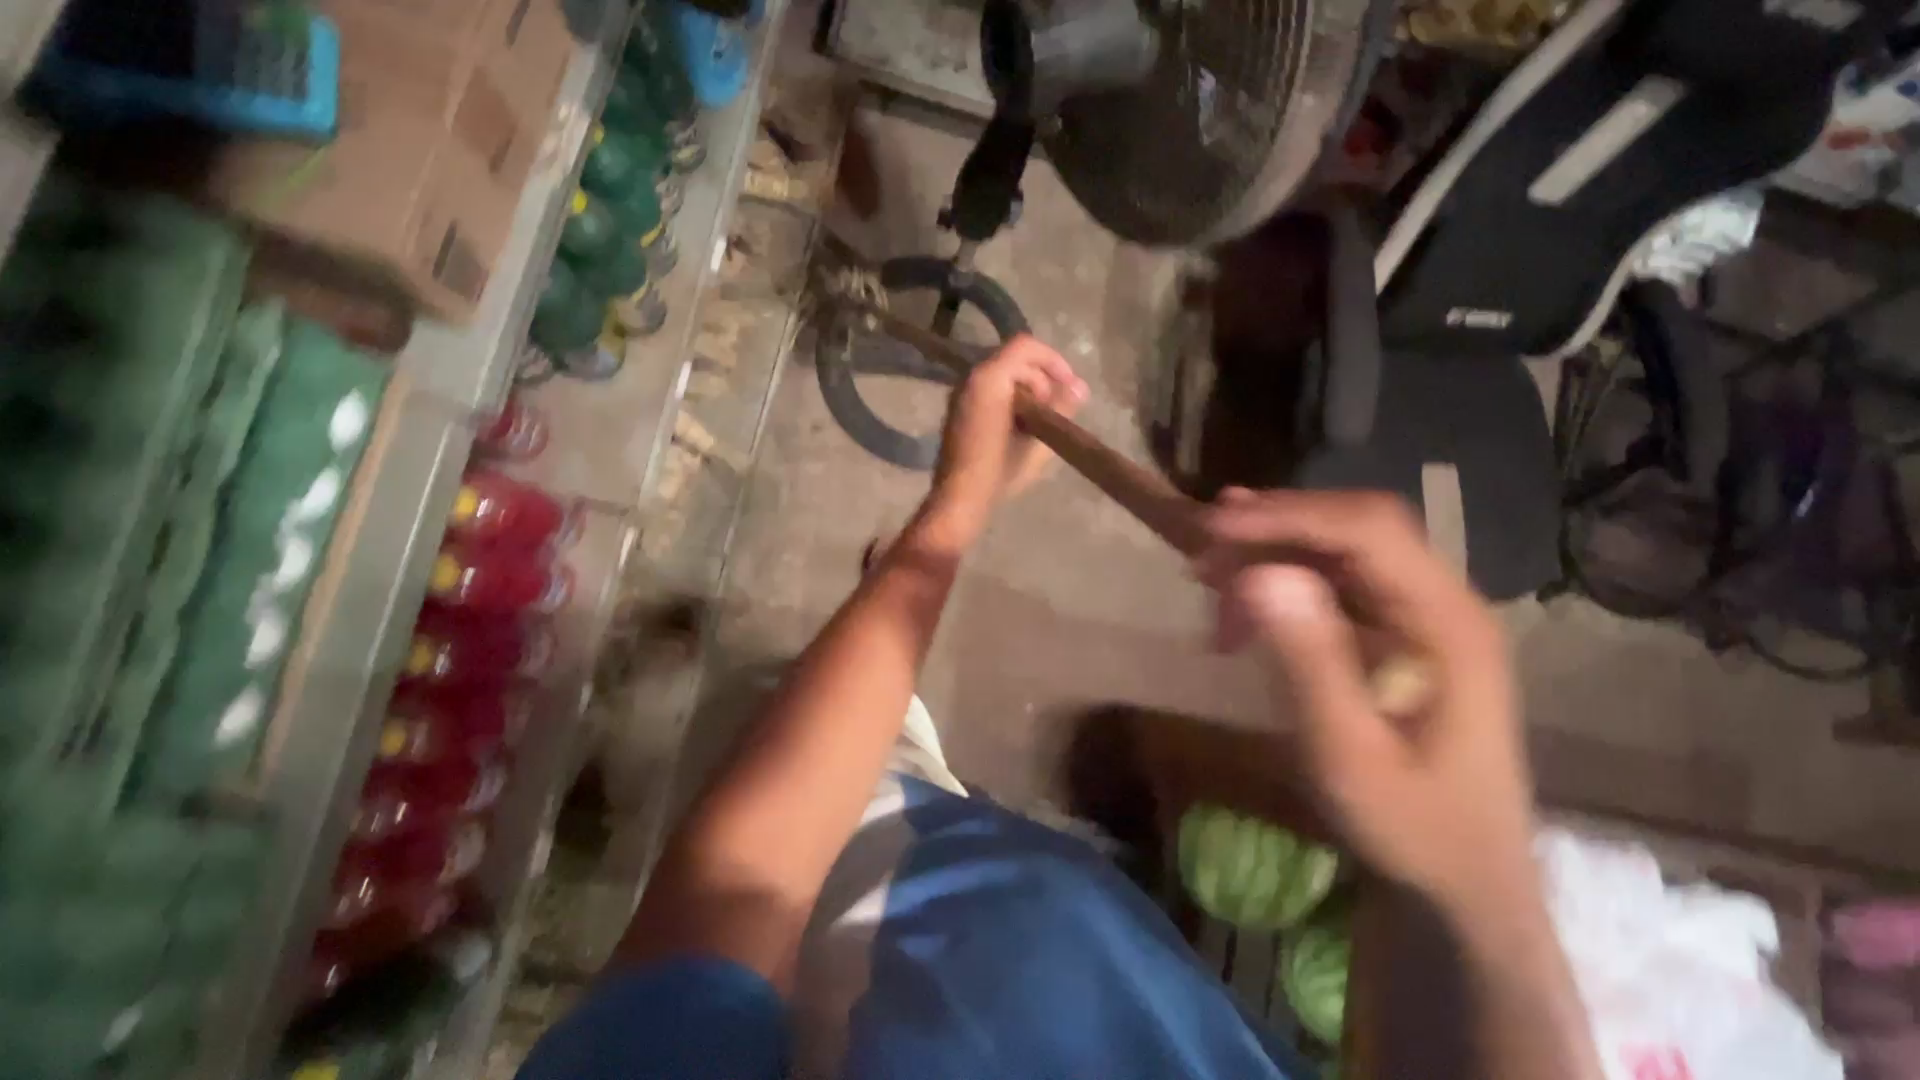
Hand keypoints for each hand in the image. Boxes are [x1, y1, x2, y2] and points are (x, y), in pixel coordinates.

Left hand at [925, 334, 1088, 533]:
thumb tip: (1081, 387)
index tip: (1070, 383)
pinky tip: (1021, 425)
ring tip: (1042, 418)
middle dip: (1041, 377)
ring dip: (1027, 388)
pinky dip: (1009, 397)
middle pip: (1014, 359)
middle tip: (1057, 406)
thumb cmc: (998, 472)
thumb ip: (1061, 409)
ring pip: (1002, 374)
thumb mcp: (1038, 442)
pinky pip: (989, 389)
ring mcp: (961, 393)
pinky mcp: (958, 410)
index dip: (1053, 360)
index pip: (1025, 346)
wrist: (957, 499)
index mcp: (990, 380)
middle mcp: (971, 378)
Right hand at [1196, 488, 1536, 913]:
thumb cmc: (1411, 827)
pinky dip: (1284, 590)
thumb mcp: (1349, 755)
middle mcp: (1441, 604)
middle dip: (1274, 530)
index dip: (1289, 515)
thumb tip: (1261, 574)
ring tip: (1209, 581)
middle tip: (1201, 554)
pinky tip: (1242, 613)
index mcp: (1446, 622)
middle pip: (1355, 529)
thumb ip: (1310, 662)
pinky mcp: (1400, 640)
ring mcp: (1422, 620)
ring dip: (1273, 557)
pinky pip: (1338, 589)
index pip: (1368, 530)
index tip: (1215, 526)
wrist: (1462, 884)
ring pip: (1342, 554)